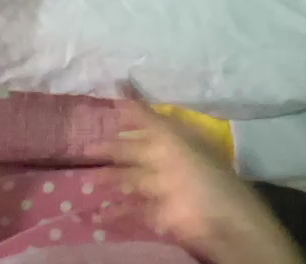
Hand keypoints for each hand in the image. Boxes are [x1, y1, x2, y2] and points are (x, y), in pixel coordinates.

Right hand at [105, 99, 304, 263]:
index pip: (145, 123)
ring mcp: (163, 190)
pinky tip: (97, 214)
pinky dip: (115, 213)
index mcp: (173, 138)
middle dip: (110, 151)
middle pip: (134, 153)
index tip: (99, 113)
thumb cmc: (199, 173)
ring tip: (85, 182)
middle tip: (82, 150)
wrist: (223, 224)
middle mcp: (167, 161)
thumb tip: (121, 81)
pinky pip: (133, 212)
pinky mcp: (159, 217)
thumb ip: (144, 114)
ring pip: (130, 182)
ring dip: (109, 182)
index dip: (124, 117)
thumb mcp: (171, 138)